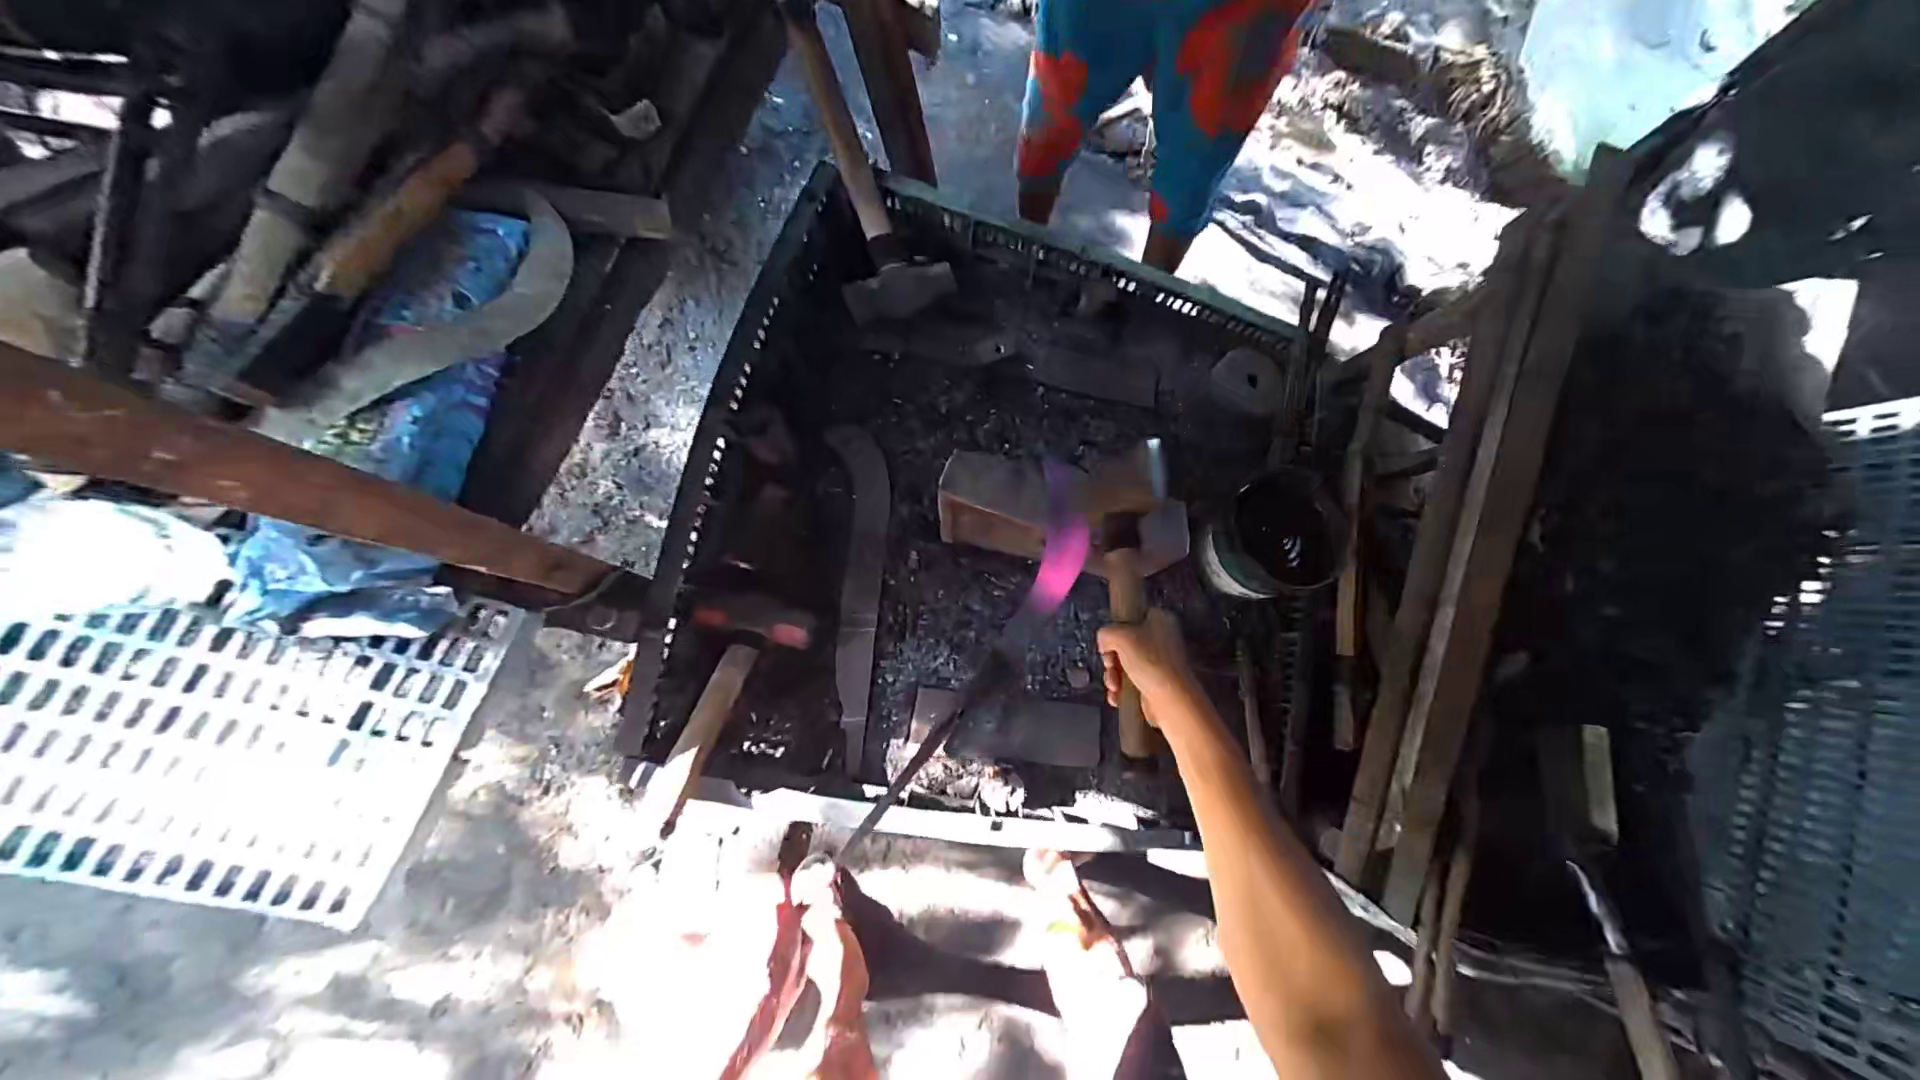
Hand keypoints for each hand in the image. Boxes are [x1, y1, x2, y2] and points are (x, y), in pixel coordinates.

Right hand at [1097, 608, 1202, 729]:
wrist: (1171, 700)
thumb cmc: (1149, 661)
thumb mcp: (1121, 636)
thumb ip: (1106, 633)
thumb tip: (1105, 643)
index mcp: (1160, 620)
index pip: (1131, 616)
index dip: (1115, 629)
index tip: (1109, 642)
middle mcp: (1162, 639)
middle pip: (1123, 643)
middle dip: (1111, 658)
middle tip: (1111, 665)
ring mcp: (1159, 663)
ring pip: (1123, 665)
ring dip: (1113, 676)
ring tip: (1115, 686)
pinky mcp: (1155, 684)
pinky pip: (1130, 682)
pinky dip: (1120, 690)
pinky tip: (1117, 697)